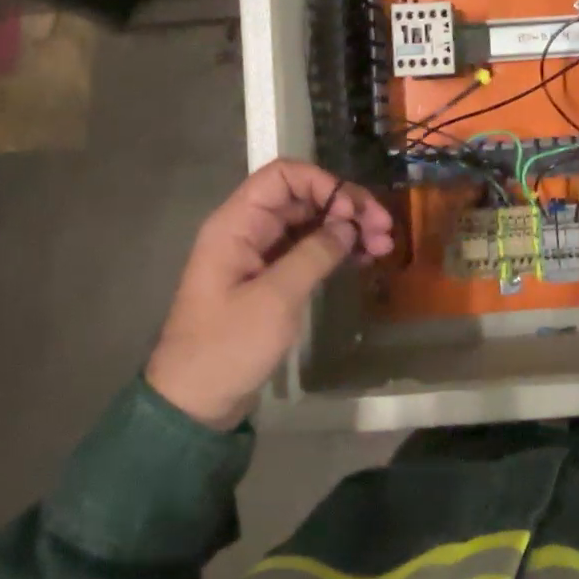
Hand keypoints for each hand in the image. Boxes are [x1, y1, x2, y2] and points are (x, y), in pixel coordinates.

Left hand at [145, 159, 393, 429]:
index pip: (284, 176)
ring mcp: (261, 255)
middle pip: (303, 197)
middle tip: (384, 228)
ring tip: (384, 245)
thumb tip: (347, 225)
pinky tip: (365, 258)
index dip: (324, 184)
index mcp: (237, 224)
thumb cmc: (228, 346)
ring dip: (348, 229)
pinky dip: (338, 249)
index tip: (355, 212)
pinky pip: (310, 249)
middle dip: (346, 207)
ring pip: (312, 223)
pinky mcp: (272, 279)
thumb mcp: (275, 298)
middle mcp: (249, 231)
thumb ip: (314, 254)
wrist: (195, 403)